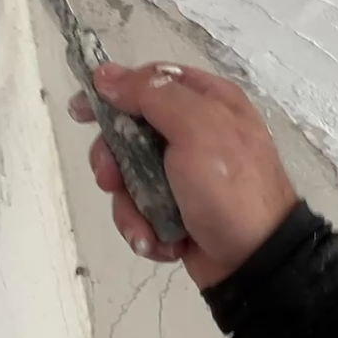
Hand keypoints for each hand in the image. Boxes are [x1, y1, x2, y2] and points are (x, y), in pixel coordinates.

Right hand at [69, 62, 298, 287]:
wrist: (256, 262)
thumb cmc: (229, 188)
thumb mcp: (196, 129)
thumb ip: (151, 96)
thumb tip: (105, 75)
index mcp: (207, 102)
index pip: (149, 82)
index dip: (113, 93)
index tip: (82, 112)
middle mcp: (194, 133)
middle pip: (128, 133)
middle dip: (114, 162)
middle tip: (110, 180)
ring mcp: (184, 175)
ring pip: (128, 177)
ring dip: (129, 206)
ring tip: (146, 228)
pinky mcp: (175, 210)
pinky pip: (140, 209)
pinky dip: (144, 228)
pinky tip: (159, 240)